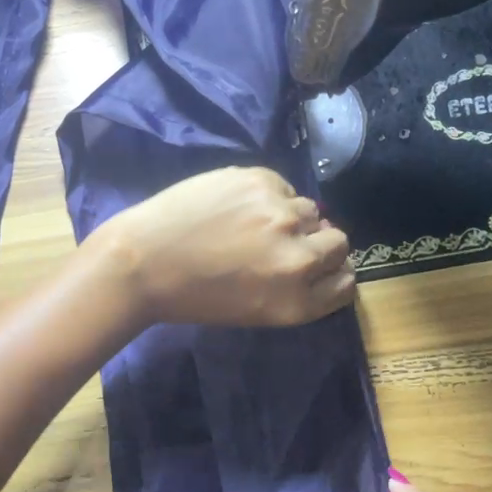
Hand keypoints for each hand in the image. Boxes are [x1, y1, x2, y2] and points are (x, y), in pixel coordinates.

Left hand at [88, 166, 355, 326]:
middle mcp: (299, 259)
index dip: (335, 273)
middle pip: (338, 242)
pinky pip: (284, 187)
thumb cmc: (194, 296)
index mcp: (297, 302)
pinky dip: (269, 196)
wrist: (144, 261)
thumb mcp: (254, 310)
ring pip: (312, 210)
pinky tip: (238, 207)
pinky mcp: (261, 181)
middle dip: (320, 243)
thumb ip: (295, 289)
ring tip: (256, 225)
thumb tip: (320, 253)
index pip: (346, 282)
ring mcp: (282, 216)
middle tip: (287, 244)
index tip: (320, 268)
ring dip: (293, 217)